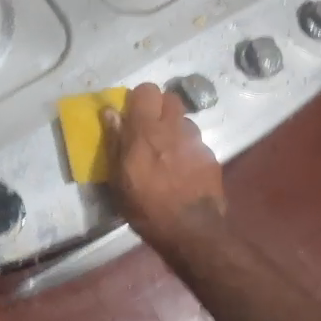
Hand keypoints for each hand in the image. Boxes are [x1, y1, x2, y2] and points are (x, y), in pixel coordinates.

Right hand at [102, 83, 225, 245]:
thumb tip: (110, 112)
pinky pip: (196, 142)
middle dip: (159, 108)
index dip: (139, 99)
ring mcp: (195, 142)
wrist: (190, 230)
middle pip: (170, 98)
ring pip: (184, 120)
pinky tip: (183, 170)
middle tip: (149, 129)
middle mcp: (173, 129)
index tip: (132, 115)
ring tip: (167, 152)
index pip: (146, 90)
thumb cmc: (145, 206)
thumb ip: (115, 141)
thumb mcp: (118, 178)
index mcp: (145, 130)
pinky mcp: (210, 156)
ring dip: (174, 129)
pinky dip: (187, 149)